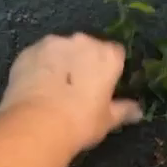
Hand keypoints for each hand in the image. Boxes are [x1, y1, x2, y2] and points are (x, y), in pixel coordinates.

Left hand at [0, 34, 141, 151]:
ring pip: (61, 49)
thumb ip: (124, 110)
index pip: (115, 54)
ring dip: (60, 62)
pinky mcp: (28, 51)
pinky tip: (36, 87)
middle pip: (87, 47)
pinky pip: (39, 56)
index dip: (110, 69)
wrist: (37, 125)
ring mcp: (52, 43)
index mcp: (107, 55)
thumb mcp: (107, 120)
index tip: (104, 85)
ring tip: (54, 88)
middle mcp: (82, 41)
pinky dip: (39, 66)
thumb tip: (137, 111)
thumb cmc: (80, 122)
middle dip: (84, 62)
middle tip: (78, 88)